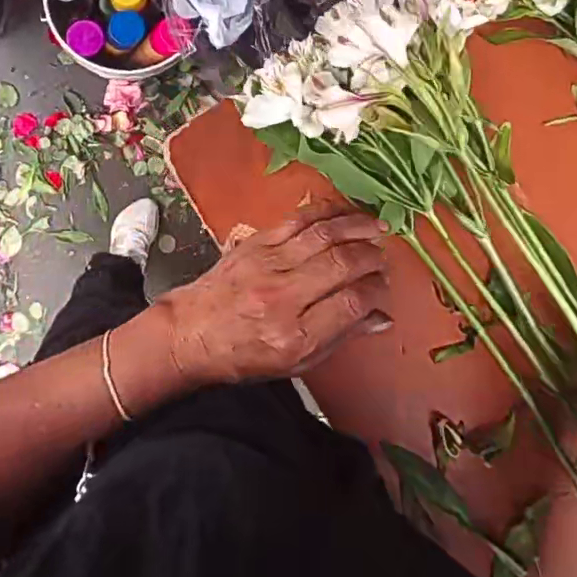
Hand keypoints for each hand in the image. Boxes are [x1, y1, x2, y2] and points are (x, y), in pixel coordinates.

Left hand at [155, 199, 393, 385]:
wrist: (193, 331)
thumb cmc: (244, 354)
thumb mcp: (295, 363)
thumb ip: (339, 336)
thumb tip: (381, 317)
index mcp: (294, 335)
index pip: (351, 303)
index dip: (376, 291)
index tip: (384, 287)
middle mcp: (281, 296)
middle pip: (341, 264)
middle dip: (371, 256)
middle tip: (384, 256)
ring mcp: (266, 264)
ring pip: (321, 235)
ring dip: (355, 226)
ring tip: (377, 226)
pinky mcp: (255, 243)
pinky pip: (297, 220)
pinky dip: (325, 213)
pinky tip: (343, 213)